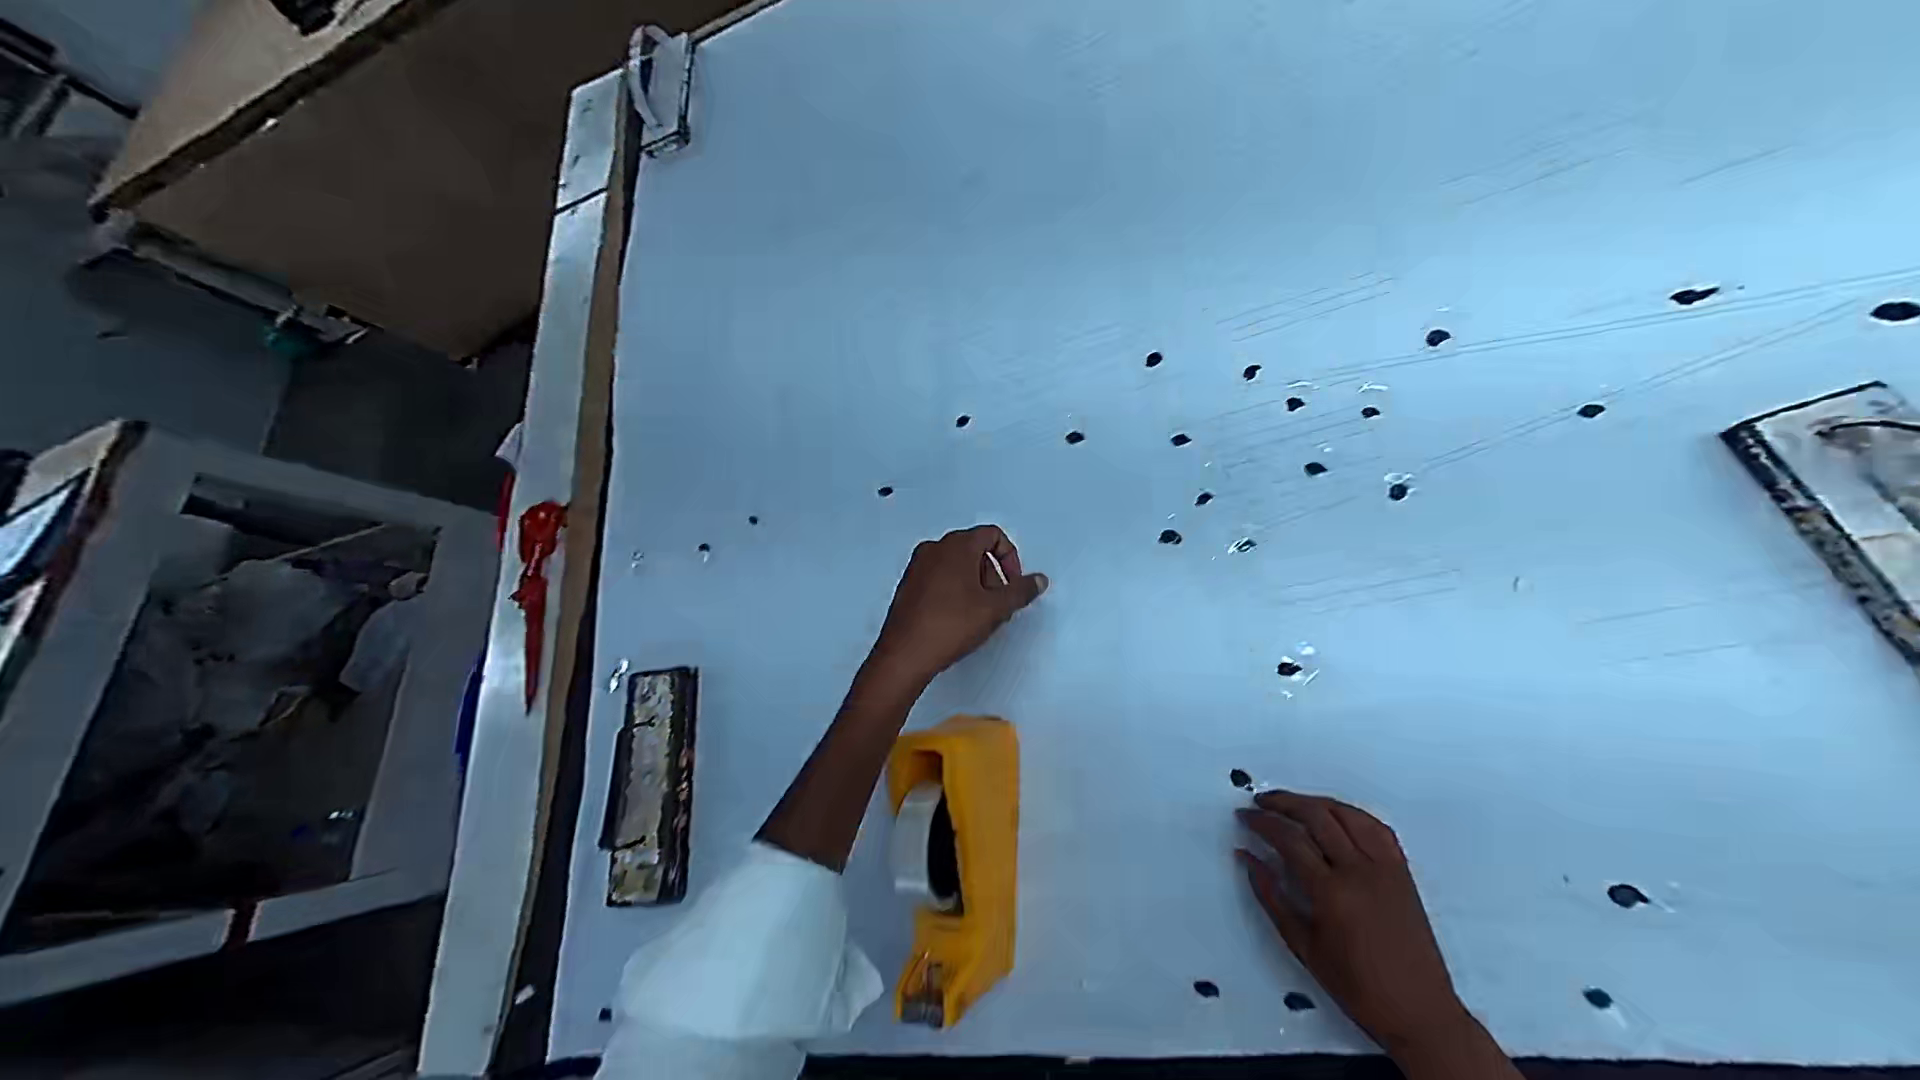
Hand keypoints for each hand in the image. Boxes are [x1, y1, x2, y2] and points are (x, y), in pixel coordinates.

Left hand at [867, 524, 1046, 687]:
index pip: (992, 535)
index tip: (1013, 581)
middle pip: (974, 548)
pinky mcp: (908, 585)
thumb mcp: (995, 608)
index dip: (1010, 558)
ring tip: (979, 613)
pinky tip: (958, 618)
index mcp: (956, 546)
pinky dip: (953, 590)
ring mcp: (917, 567)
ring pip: (955, 564)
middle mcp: (934, 550)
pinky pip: (938, 577)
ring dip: (974, 583)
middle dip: (992, 573)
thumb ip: (1020, 591)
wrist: (906, 654)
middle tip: (998, 601)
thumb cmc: (946, 627)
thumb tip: (1037, 581)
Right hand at [1236, 790, 1470, 1053]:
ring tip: (1292, 803)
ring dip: (1314, 802)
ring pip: (1346, 814)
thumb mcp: (1302, 945)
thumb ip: (1271, 895)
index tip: (1246, 818)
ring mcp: (1385, 869)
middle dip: (1283, 803)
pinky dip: (1350, 813)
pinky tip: (1334, 814)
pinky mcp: (1402, 872)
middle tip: (1262, 803)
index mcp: (1332, 893)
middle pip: (1316, 816)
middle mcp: (1360, 873)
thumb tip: (1247, 859)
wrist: (1419, 1012)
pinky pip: (1375, 827)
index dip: (1262, 822)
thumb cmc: (1359, 987)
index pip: (1288, 839)